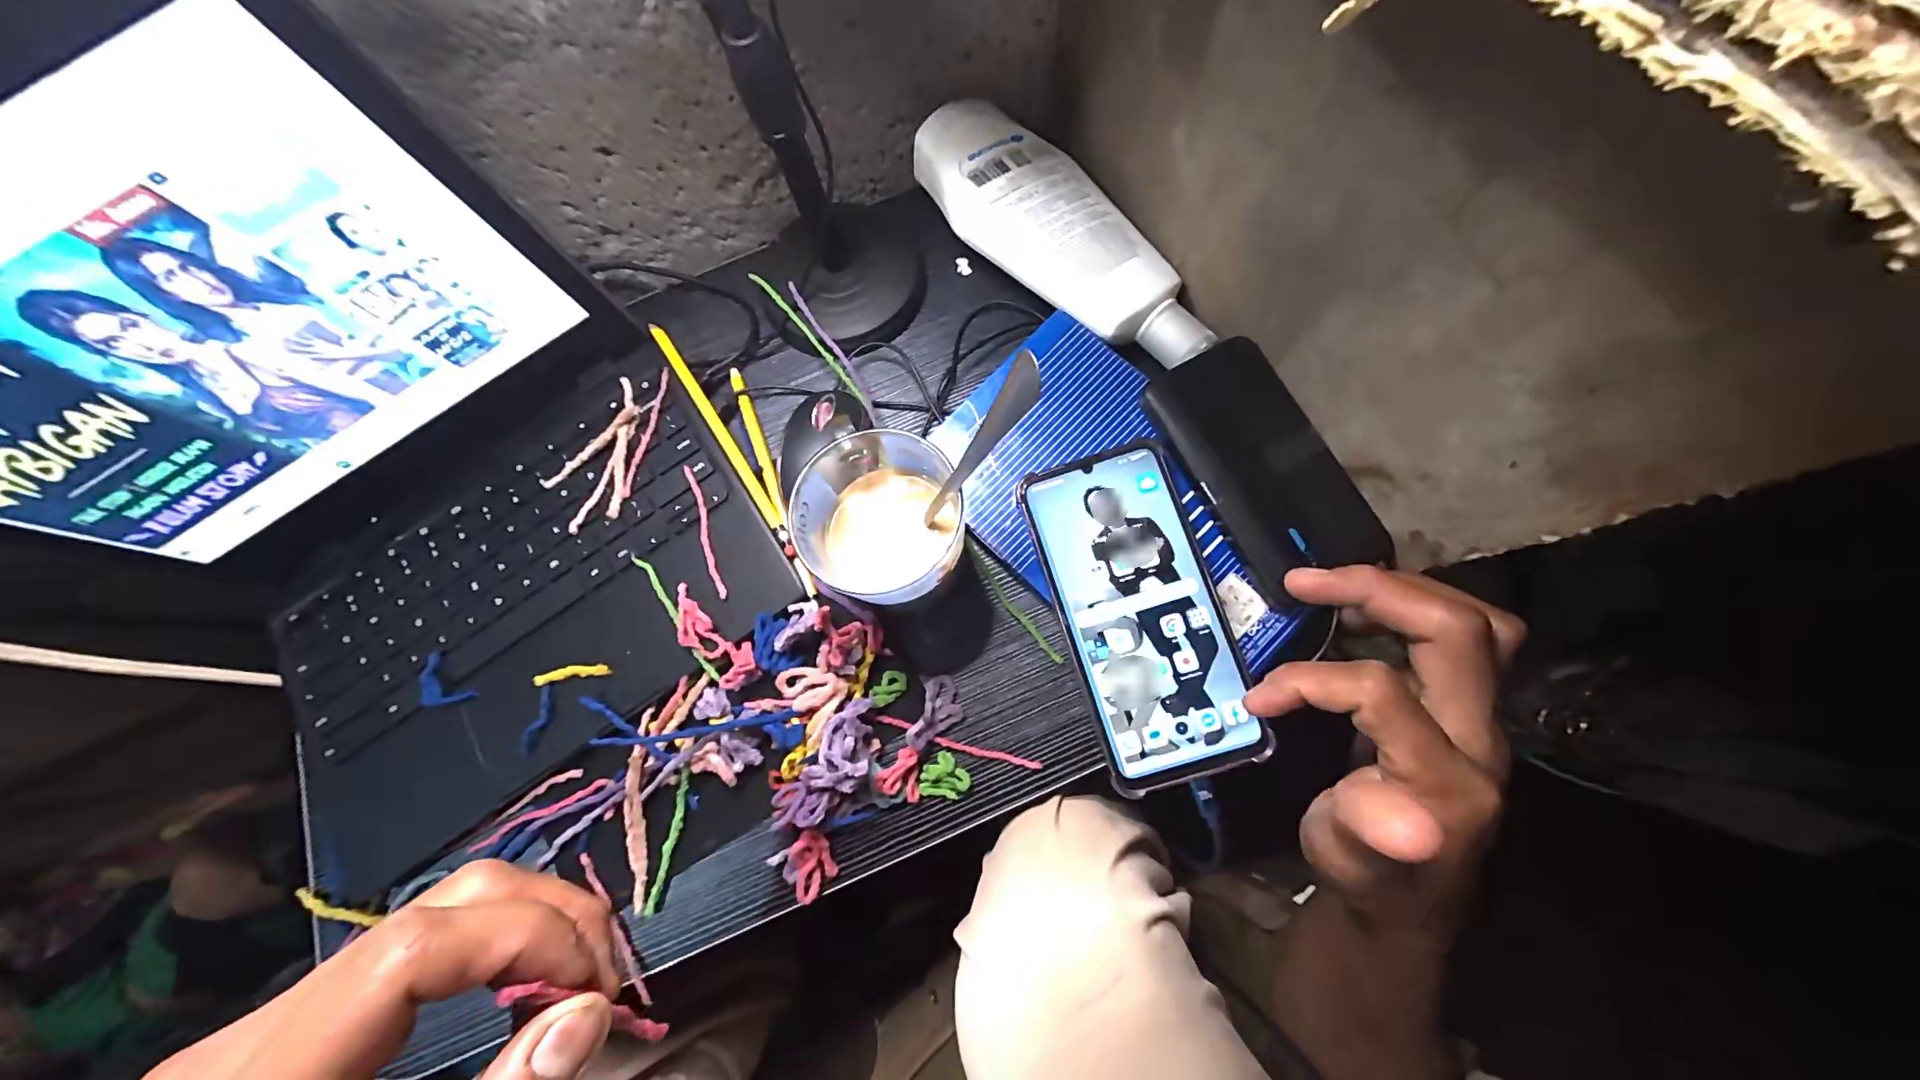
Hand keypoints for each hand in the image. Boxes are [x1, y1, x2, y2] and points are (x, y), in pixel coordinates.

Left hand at [148, 861, 621, 1079]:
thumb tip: (590, 1010)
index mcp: (263, 1077)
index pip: (418, 947)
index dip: (527, 941)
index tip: (592, 990)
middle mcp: (266, 1024)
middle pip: (452, 898)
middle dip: (554, 919)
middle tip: (601, 982)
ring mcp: (289, 1012)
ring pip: (451, 903)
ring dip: (540, 924)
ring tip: (580, 980)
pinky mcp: (315, 1018)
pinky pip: (435, 942)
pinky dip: (506, 945)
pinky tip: (530, 987)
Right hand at [1245, 566, 1524, 939]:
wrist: (1408, 894)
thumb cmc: (1370, 876)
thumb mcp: (1355, 864)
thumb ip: (1372, 838)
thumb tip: (1404, 827)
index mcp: (1444, 775)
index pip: (1380, 689)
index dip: (1308, 680)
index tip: (1258, 698)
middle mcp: (1477, 737)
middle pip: (1457, 632)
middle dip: (1376, 590)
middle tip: (1304, 582)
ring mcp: (1477, 718)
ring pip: (1472, 624)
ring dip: (1400, 589)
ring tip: (1333, 586)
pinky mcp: (1463, 708)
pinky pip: (1456, 637)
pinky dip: (1407, 608)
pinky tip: (1358, 615)